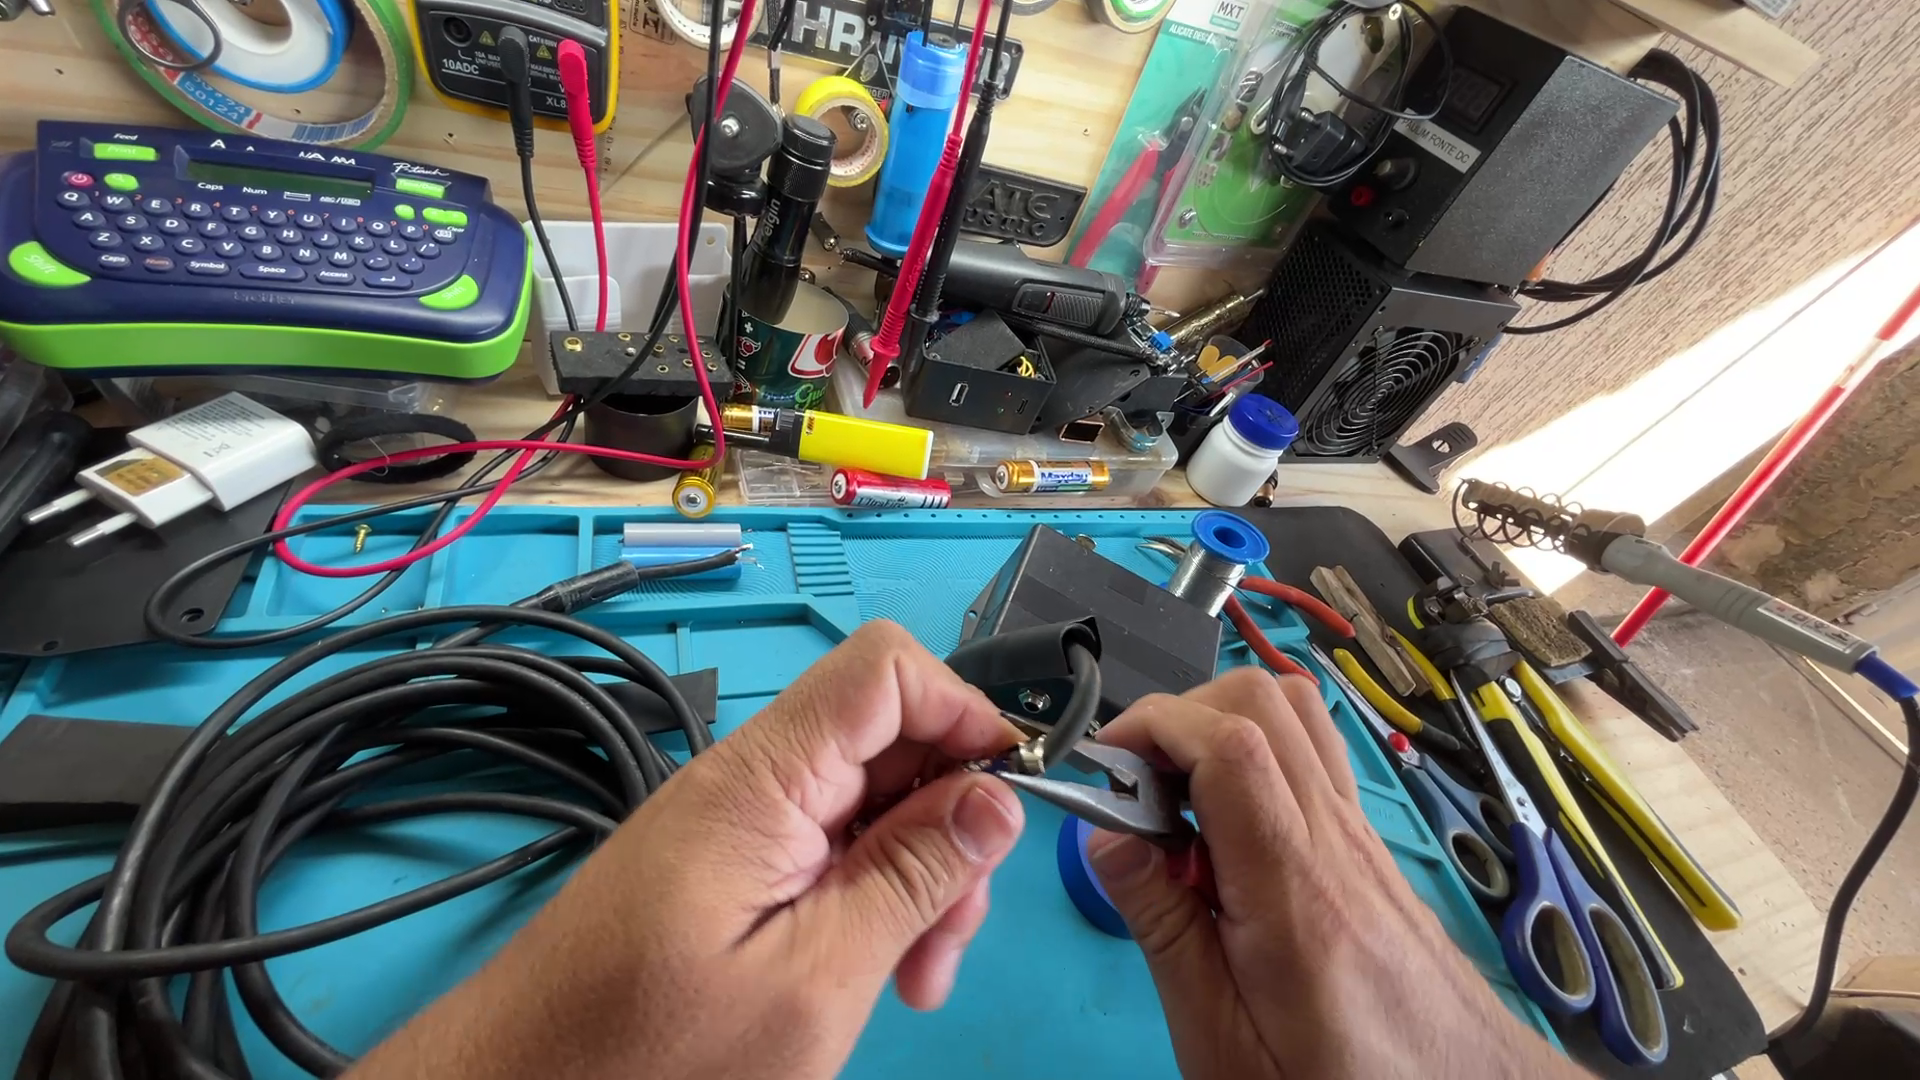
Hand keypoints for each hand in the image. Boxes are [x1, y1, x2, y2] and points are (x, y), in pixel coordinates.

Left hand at [350, 621, 1025, 1079]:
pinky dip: (881, 891)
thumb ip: (912, 877)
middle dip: (950, 817)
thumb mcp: (814, 982)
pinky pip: (844, 840)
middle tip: (953, 930)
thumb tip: (999, 797)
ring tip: (920, 971)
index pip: (884, 668)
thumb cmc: (650, 1064)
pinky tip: (885, 966)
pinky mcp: (749, 854)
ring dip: (923, 868)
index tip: (1004, 795)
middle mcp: (762, 772)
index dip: (960, 708)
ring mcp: (754, 814)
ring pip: (881, 793)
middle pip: (896, 734)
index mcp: (768, 774)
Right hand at [1086, 668, 1586, 1079]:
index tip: (1109, 764)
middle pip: (1261, 699)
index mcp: (1290, 884)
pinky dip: (1255, 737)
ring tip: (1181, 780)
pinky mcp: (1361, 832)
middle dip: (1180, 713)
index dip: (1155, 726)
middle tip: (1140, 777)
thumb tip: (1104, 833)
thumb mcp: (1222, 1038)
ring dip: (1219, 714)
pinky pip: (1310, 744)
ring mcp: (1354, 825)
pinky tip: (1228, 803)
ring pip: (1293, 705)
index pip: (1229, 744)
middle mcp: (1330, 832)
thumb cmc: (1333, 1079)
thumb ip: (1161, 925)